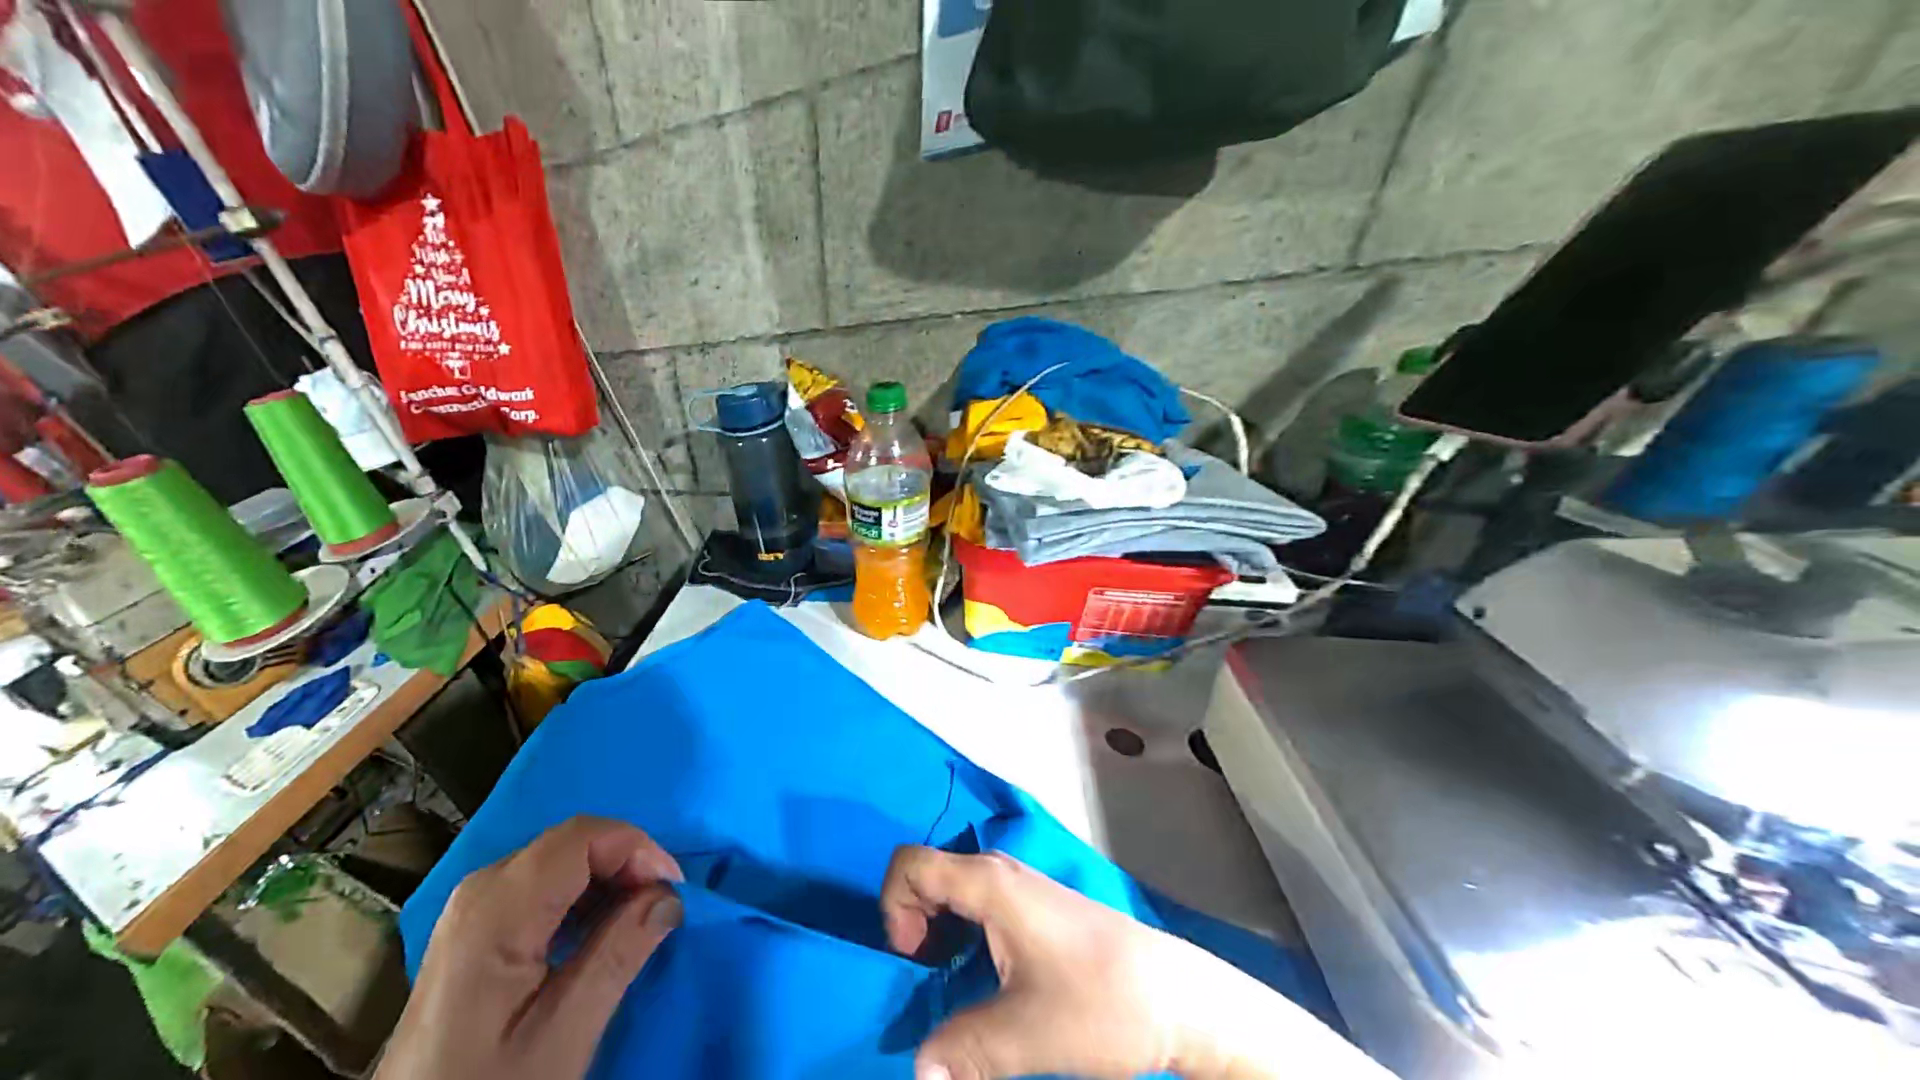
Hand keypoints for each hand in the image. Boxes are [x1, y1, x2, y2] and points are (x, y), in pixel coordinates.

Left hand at [376, 816, 684, 1079]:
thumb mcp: (562, 1034)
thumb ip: (618, 954)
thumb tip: (670, 897)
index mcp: (496, 910)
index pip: (582, 836)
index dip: (637, 848)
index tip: (671, 891)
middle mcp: (480, 890)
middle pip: (571, 841)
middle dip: (627, 861)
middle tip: (660, 905)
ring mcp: (472, 906)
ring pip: (560, 857)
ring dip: (609, 876)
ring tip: (637, 918)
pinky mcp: (475, 926)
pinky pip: (543, 881)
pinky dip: (584, 892)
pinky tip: (599, 929)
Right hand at [880, 846, 1383, 1079]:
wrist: (1178, 998)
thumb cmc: (1100, 1003)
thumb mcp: (1024, 1036)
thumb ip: (960, 1051)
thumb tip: (918, 1072)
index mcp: (990, 884)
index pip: (912, 865)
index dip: (894, 907)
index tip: (914, 960)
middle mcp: (1000, 873)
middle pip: (929, 876)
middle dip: (912, 923)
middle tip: (926, 979)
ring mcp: (1020, 889)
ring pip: (954, 893)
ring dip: (938, 933)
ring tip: (948, 987)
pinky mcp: (1036, 909)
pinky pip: (978, 907)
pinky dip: (962, 936)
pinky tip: (981, 982)